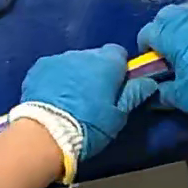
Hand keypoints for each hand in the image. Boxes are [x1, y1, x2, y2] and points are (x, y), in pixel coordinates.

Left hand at [17, 44, 132, 160]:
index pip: (119, 53)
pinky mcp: (38, 67)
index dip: (119, 68)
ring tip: (71, 100)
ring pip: (74, 62)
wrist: (44, 135)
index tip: (116, 86)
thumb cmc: (88, 127)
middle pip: (95, 56)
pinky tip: (52, 97)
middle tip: (94, 97)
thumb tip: (149, 81)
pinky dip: (56, 78)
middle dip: (96, 71)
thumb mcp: (118, 117)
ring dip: (76, 74)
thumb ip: (134, 94)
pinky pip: (54, 68)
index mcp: (107, 63)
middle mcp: (84, 54)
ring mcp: (59, 58)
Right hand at [137, 3, 187, 139]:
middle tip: (170, 49)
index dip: (147, 46)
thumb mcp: (180, 97)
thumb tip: (157, 87)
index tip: (153, 60)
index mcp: (171, 34)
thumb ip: (163, 89)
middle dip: (165, 30)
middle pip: (167, 16)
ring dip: (187, 24)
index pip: (148, 32)